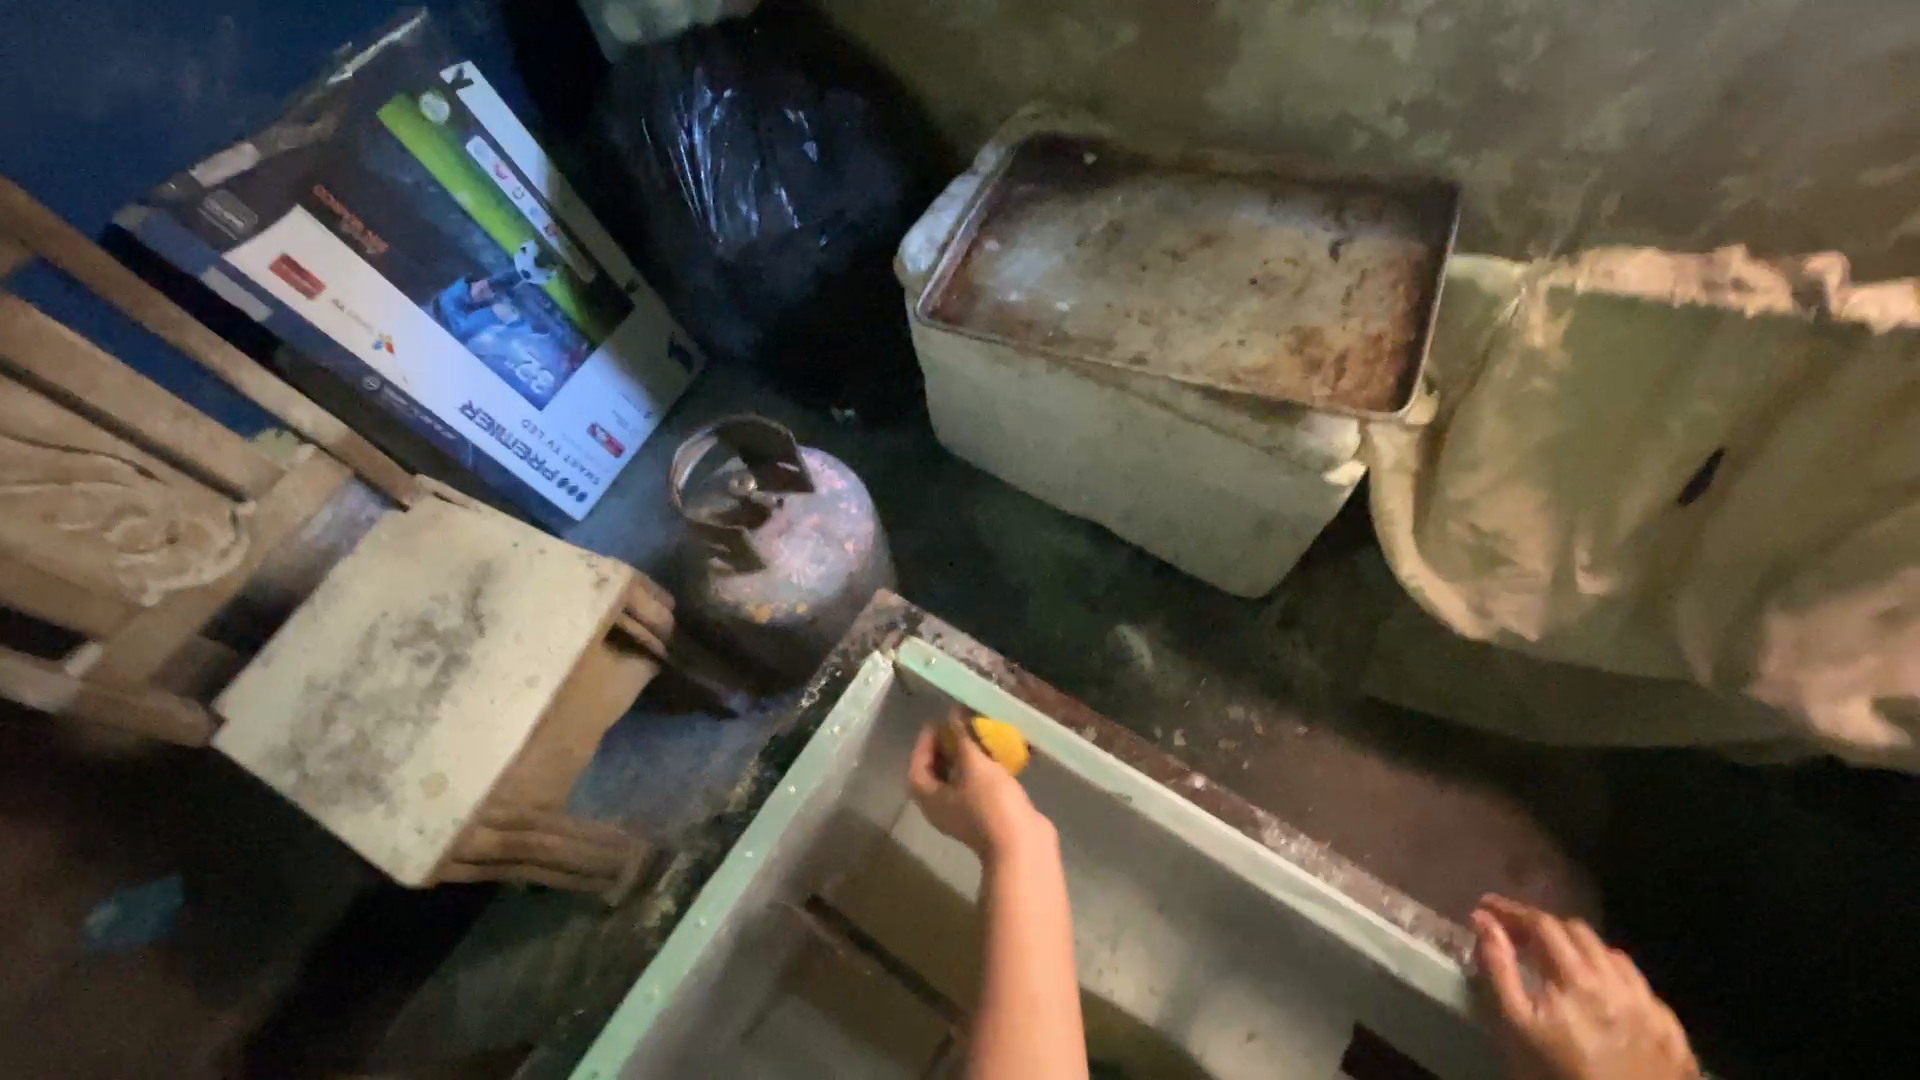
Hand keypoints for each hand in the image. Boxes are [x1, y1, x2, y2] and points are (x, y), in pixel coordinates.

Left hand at [908, 714, 1049, 861]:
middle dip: (945, 747)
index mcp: (930, 798)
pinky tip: (995, 754)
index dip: (925, 742)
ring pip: (958, 779)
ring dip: (965, 757)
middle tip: (957, 726)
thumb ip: (962, 737)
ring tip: (976, 735)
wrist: (1022, 845)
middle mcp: (941, 808)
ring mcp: (964, 814)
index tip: (938, 721)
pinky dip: (981, 769)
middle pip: (936, 773)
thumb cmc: (990, 803)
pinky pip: (976, 786)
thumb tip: (953, 712)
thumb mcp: (974, 764)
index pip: (917, 765)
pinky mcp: (985, 815)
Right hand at [1472, 895, 1698, 1079]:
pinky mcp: (1674, 1034)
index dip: (1512, 910)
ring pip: (1614, 956)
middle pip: (1579, 932)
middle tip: (1518, 936)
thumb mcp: (1515, 1021)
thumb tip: (1483, 919)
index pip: (1543, 924)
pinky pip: (1643, 989)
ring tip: (1561, 962)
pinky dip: (1616, 980)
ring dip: (1582, 950)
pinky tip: (1603, 996)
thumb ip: (1497, 965)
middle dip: (1545, 927)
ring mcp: (1652, 1009)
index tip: (1487, 906)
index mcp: (1578, 979)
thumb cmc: (1557, 1073)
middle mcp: (1619, 984)